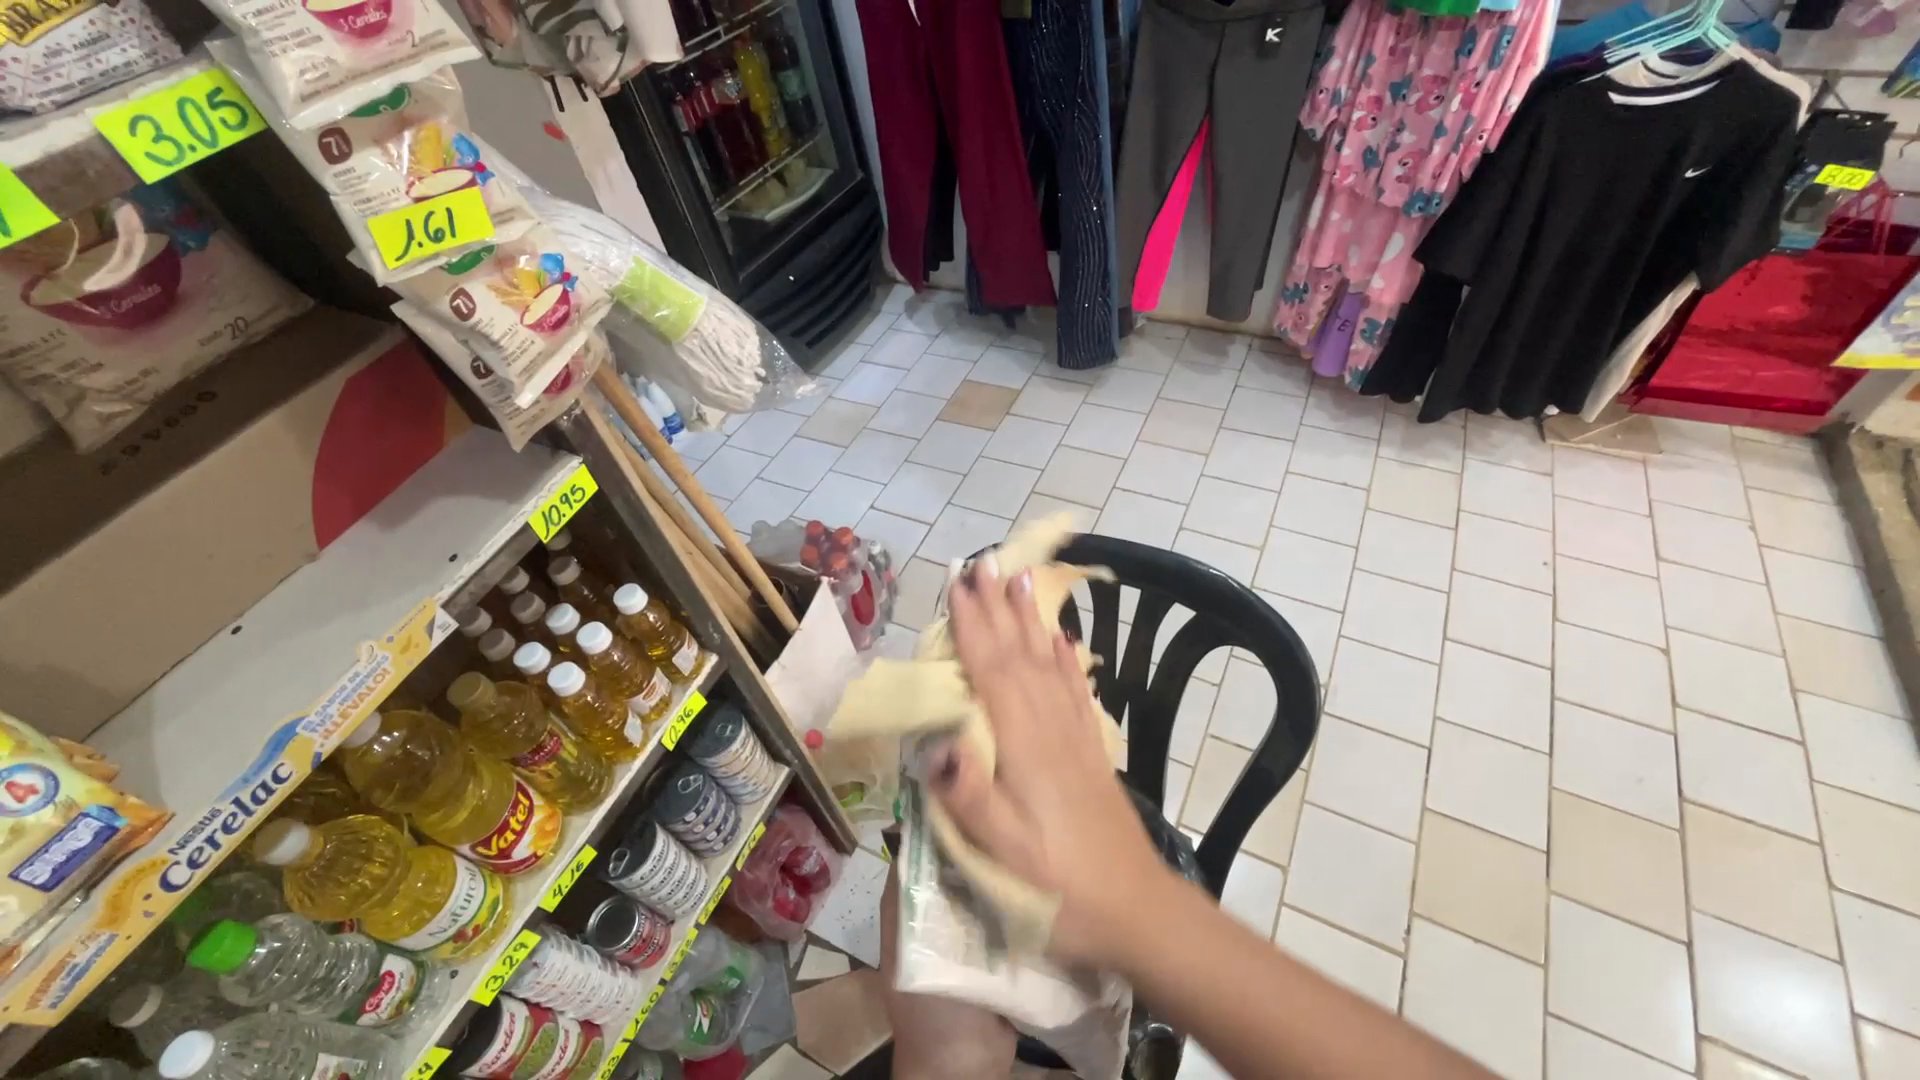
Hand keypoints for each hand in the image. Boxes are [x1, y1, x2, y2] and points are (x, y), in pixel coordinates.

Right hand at [929, 556, 1175, 965]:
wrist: (1138, 910)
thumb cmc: (1061, 890)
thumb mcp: (1005, 857)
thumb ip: (970, 799)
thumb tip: (936, 744)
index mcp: (1023, 748)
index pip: (993, 673)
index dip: (973, 627)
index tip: (958, 585)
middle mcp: (1050, 729)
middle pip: (1020, 656)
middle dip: (999, 607)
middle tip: (984, 562)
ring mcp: (1074, 738)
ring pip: (1047, 664)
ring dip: (1031, 620)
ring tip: (1022, 580)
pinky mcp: (1090, 752)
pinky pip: (1074, 691)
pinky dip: (1064, 659)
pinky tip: (1061, 639)